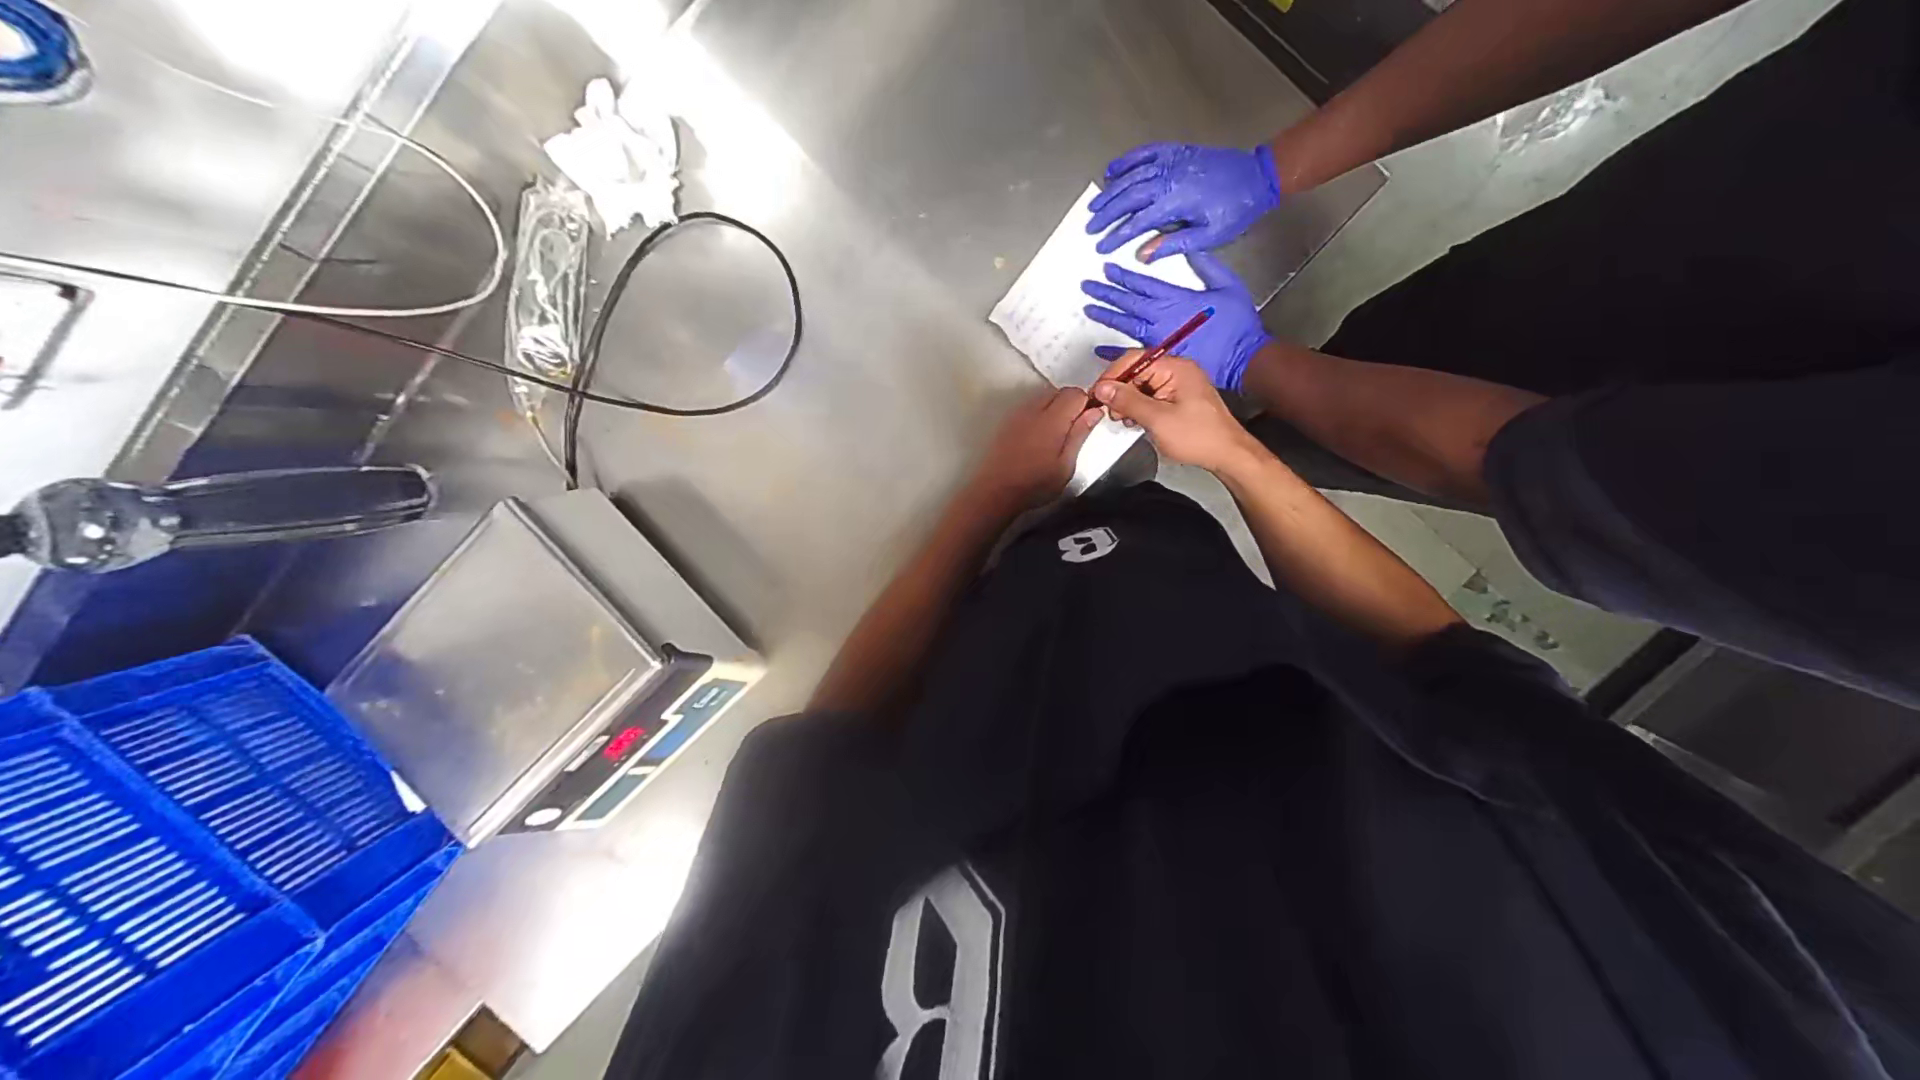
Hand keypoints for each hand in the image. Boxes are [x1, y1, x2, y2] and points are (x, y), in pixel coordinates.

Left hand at [968, 386, 1101, 509]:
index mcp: (1052, 420)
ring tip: (1057, 436)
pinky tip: (1040, 437)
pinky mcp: (1008, 422)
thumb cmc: (1034, 484)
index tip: (1089, 421)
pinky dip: (1040, 414)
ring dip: (1055, 408)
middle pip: (1059, 392)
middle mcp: (1033, 410)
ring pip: (1044, 398)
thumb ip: (1079, 435)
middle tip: (1074, 430)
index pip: (1075, 393)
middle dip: (1071, 404)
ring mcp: (1018, 414)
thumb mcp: (1065, 466)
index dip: (1087, 403)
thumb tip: (1095, 411)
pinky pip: (1030, 408)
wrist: (995, 491)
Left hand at [1080, 253, 1270, 390]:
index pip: (1143, 284)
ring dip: (1106, 316)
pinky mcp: (1160, 357)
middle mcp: (1163, 319)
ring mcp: (1159, 340)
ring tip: (1090, 309)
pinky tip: (1100, 350)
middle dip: (1107, 293)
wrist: (1243, 359)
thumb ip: (1208, 266)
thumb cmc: (1238, 325)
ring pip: (1126, 325)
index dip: (1123, 276)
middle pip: (1128, 303)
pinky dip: (1114, 353)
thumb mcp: (1228, 286)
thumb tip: (1191, 250)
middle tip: (1088, 286)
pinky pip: (1133, 354)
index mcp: (1177, 300)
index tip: (1107, 269)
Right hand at [1086, 143, 1281, 260]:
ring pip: (1132, 175)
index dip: (1117, 235)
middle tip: (1090, 228)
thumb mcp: (1207, 237)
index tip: (1102, 247)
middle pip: (1128, 197)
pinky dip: (1127, 160)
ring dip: (1110, 190)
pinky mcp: (1177, 151)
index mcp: (1177, 202)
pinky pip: (1146, 152)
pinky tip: (1112, 170)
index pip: (1138, 222)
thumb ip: (1172, 245)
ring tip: (1094, 205)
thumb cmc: (1235, 210)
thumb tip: (1142, 255)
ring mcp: (1172, 161)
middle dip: (1107, 213)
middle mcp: (1170, 178)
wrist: (1258, 176)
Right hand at [1091, 352, 1260, 474]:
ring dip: (1128, 401)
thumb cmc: (1200, 437)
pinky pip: (1150, 395)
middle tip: (1112, 412)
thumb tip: (1104, 388)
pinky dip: (1138, 407)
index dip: (1112, 376)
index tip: (1098, 395)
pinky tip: (1136, 421)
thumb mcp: (1157, 419)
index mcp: (1175, 368)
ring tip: (1124, 419)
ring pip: (1141, 384)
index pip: (1134, 360)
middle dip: (1119, 391)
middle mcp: (1177, 370)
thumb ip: (1128, 401)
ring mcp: (1178, 384)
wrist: (1226, 454)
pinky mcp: (1177, 398)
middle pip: (1136, 371)